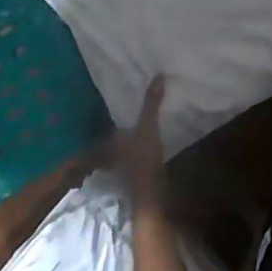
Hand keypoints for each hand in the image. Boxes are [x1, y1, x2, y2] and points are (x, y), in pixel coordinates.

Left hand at [118, 75, 165, 204]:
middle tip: (149, 104)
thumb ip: (152, 103)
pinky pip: (138, 151)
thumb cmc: (143, 158)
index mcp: (113, 137)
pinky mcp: (135, 172)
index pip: (117, 118)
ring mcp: (123, 162)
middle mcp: (113, 149)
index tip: (136, 94)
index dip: (126, 106)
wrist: (149, 195)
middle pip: (123, 130)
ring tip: (155, 118)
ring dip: (139, 132)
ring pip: (130, 141)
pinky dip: (144, 144)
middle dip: (133, 119)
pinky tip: (156, 140)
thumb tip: (158, 75)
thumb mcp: (149, 127)